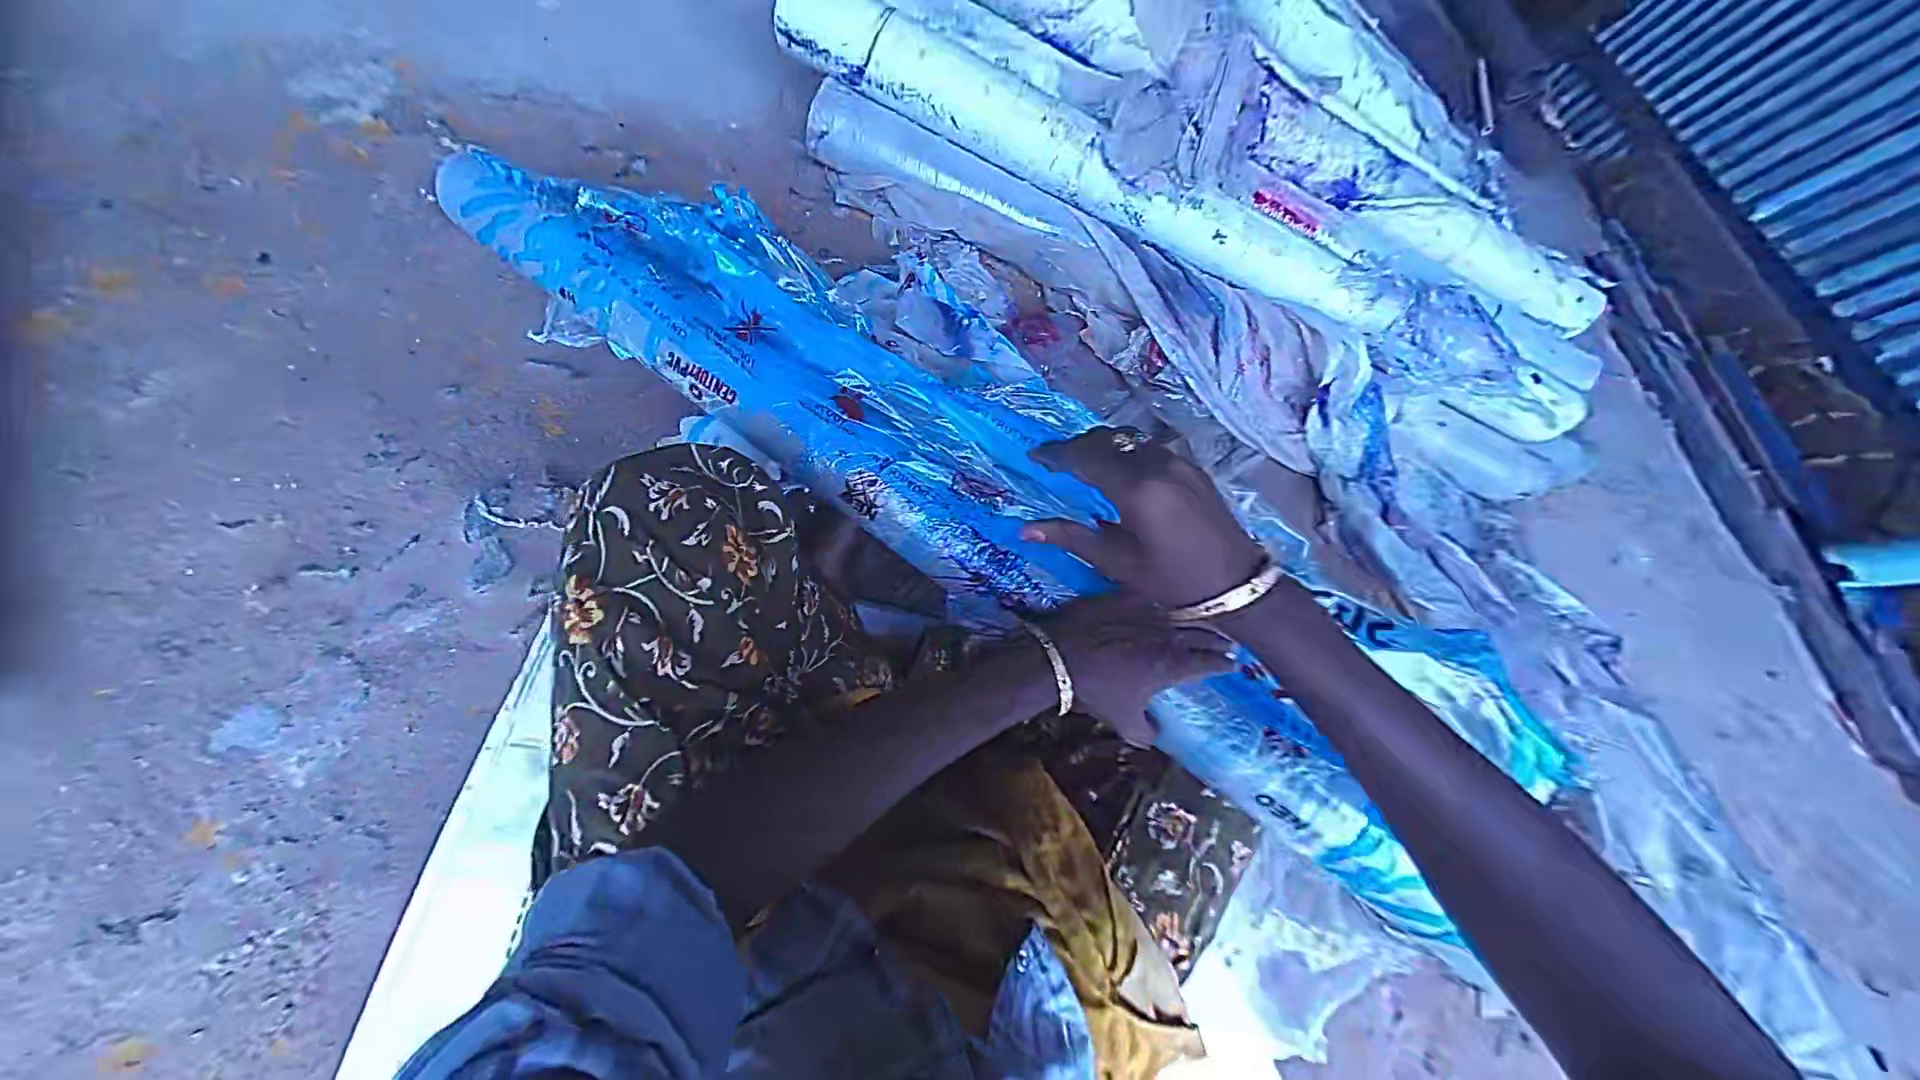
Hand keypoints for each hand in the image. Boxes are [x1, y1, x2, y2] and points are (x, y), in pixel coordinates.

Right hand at [1024, 427, 1266, 609]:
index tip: (1034, 456)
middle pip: (1105, 440)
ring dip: (1100, 445)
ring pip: (1128, 438)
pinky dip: (1123, 449)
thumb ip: (1072, 537)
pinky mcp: (1190, 466)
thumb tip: (1026, 530)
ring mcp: (1177, 461)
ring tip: (1080, 462)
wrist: (1235, 583)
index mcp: (1136, 489)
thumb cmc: (1172, 579)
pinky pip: (1147, 446)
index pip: (1085, 458)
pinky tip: (1116, 469)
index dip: (1056, 455)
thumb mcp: (1117, 562)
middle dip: (1075, 446)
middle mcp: (1157, 465)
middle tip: (1053, 460)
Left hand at [1035, 592, 1234, 745]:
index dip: (1224, 664)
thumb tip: (1155, 737)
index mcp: (1174, 663)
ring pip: (1183, 611)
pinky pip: (1153, 595)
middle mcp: (1168, 633)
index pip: (1211, 662)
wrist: (1059, 654)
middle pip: (1205, 634)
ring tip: (1205, 622)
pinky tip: (1165, 601)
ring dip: (1197, 618)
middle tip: (1227, 644)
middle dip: (1218, 640)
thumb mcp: (1122, 720)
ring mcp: (1147, 609)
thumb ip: (1145, 732)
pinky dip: (1163, 601)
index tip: (1232, 664)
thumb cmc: (1095, 689)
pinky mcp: (1126, 595)